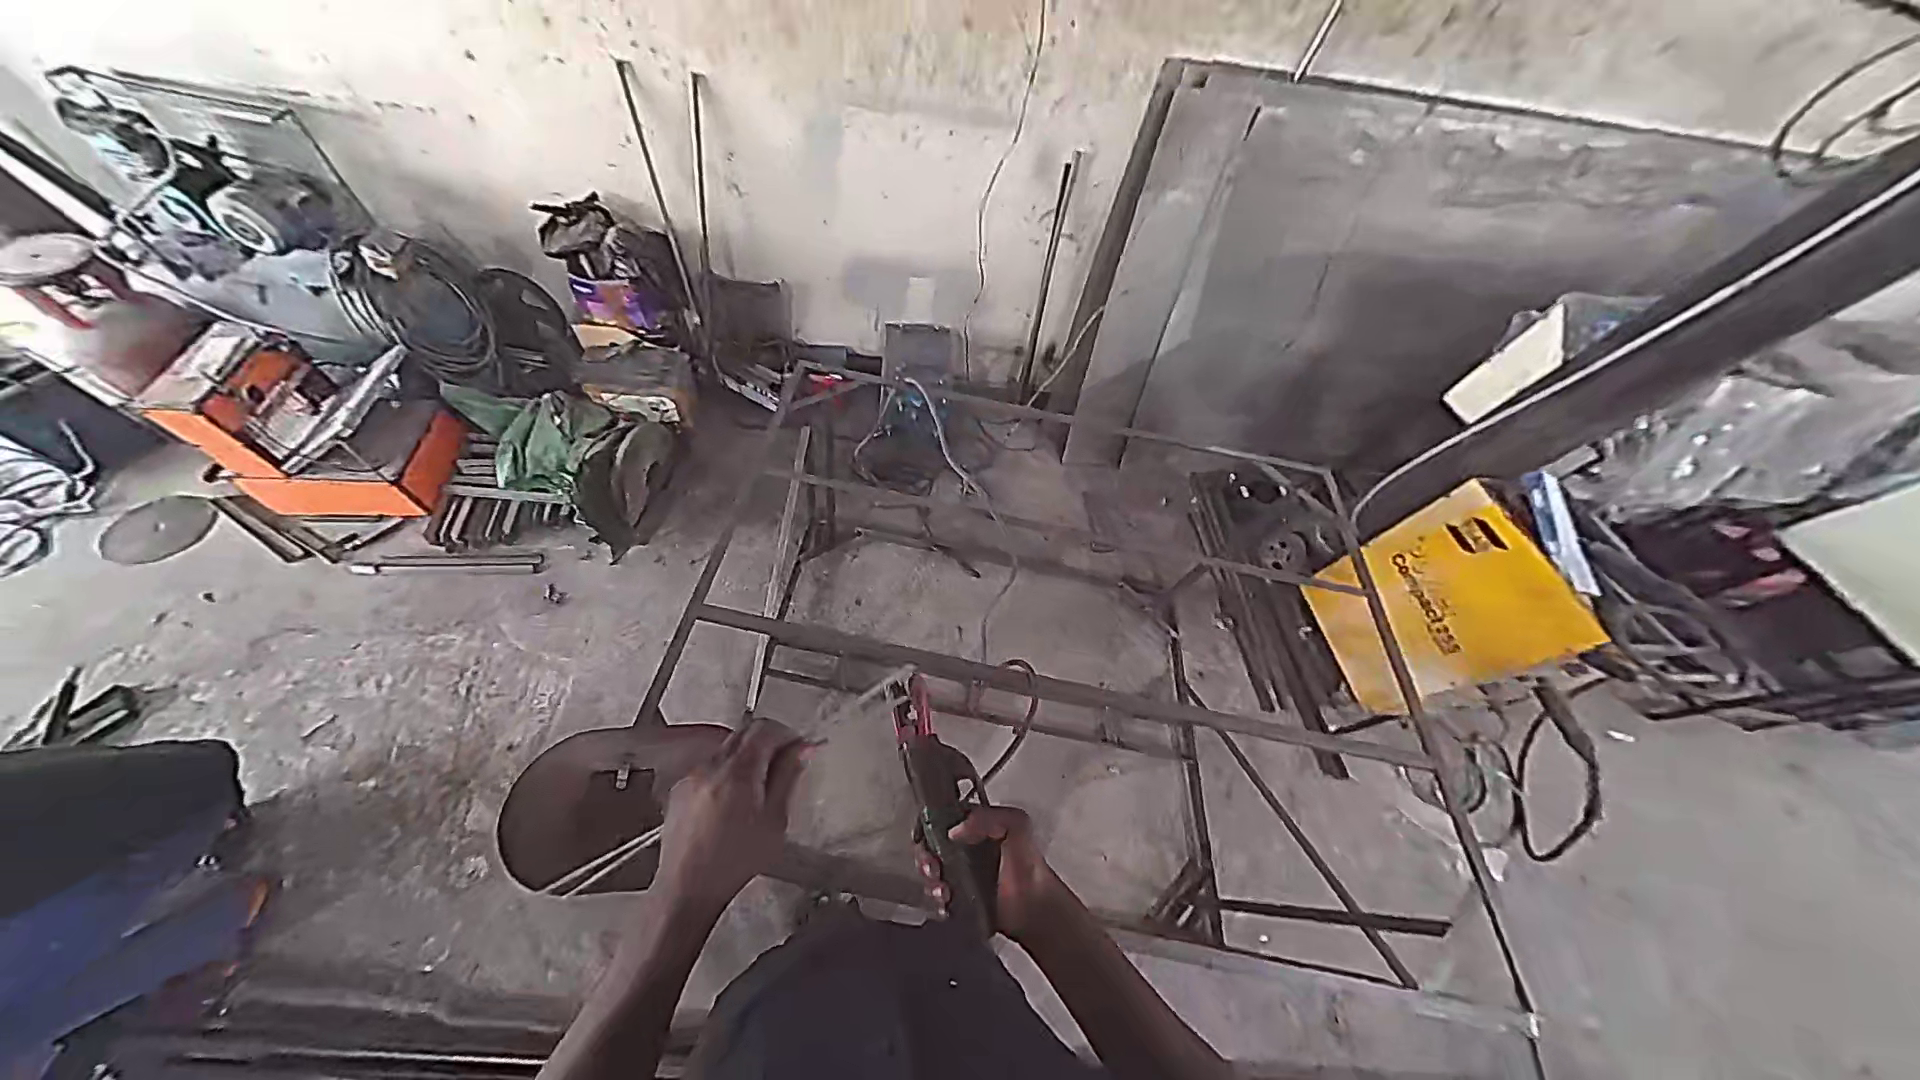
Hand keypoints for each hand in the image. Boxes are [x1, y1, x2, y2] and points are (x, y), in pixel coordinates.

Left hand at [654, 718, 809, 912]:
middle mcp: (710, 767)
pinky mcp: (680, 790)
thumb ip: (788, 776)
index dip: (787, 734)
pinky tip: (734, 801)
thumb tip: (800, 749)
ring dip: (747, 757)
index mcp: (737, 772)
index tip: (799, 748)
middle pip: (745, 733)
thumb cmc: (733, 863)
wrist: (687, 890)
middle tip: (785, 763)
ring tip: (759, 788)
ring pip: (727, 748)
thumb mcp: (775, 820)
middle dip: (768, 742)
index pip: (765, 729)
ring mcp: (692, 777)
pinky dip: (727, 772)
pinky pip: (710, 766)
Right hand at [916, 804, 1075, 941]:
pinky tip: (946, 904)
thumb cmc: (1029, 863)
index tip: (926, 836)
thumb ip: (989, 817)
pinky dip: (934, 902)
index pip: (940, 818)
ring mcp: (958, 874)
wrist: (1036, 906)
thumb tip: (956, 829)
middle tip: (933, 868)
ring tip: (943, 890)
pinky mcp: (957, 898)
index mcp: (973, 825)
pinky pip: (935, 898)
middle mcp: (962, 847)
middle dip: (924, 857)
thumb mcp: (1016, 824)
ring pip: (928, 873)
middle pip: (928, 846)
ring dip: (929, 882)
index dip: (928, 825)